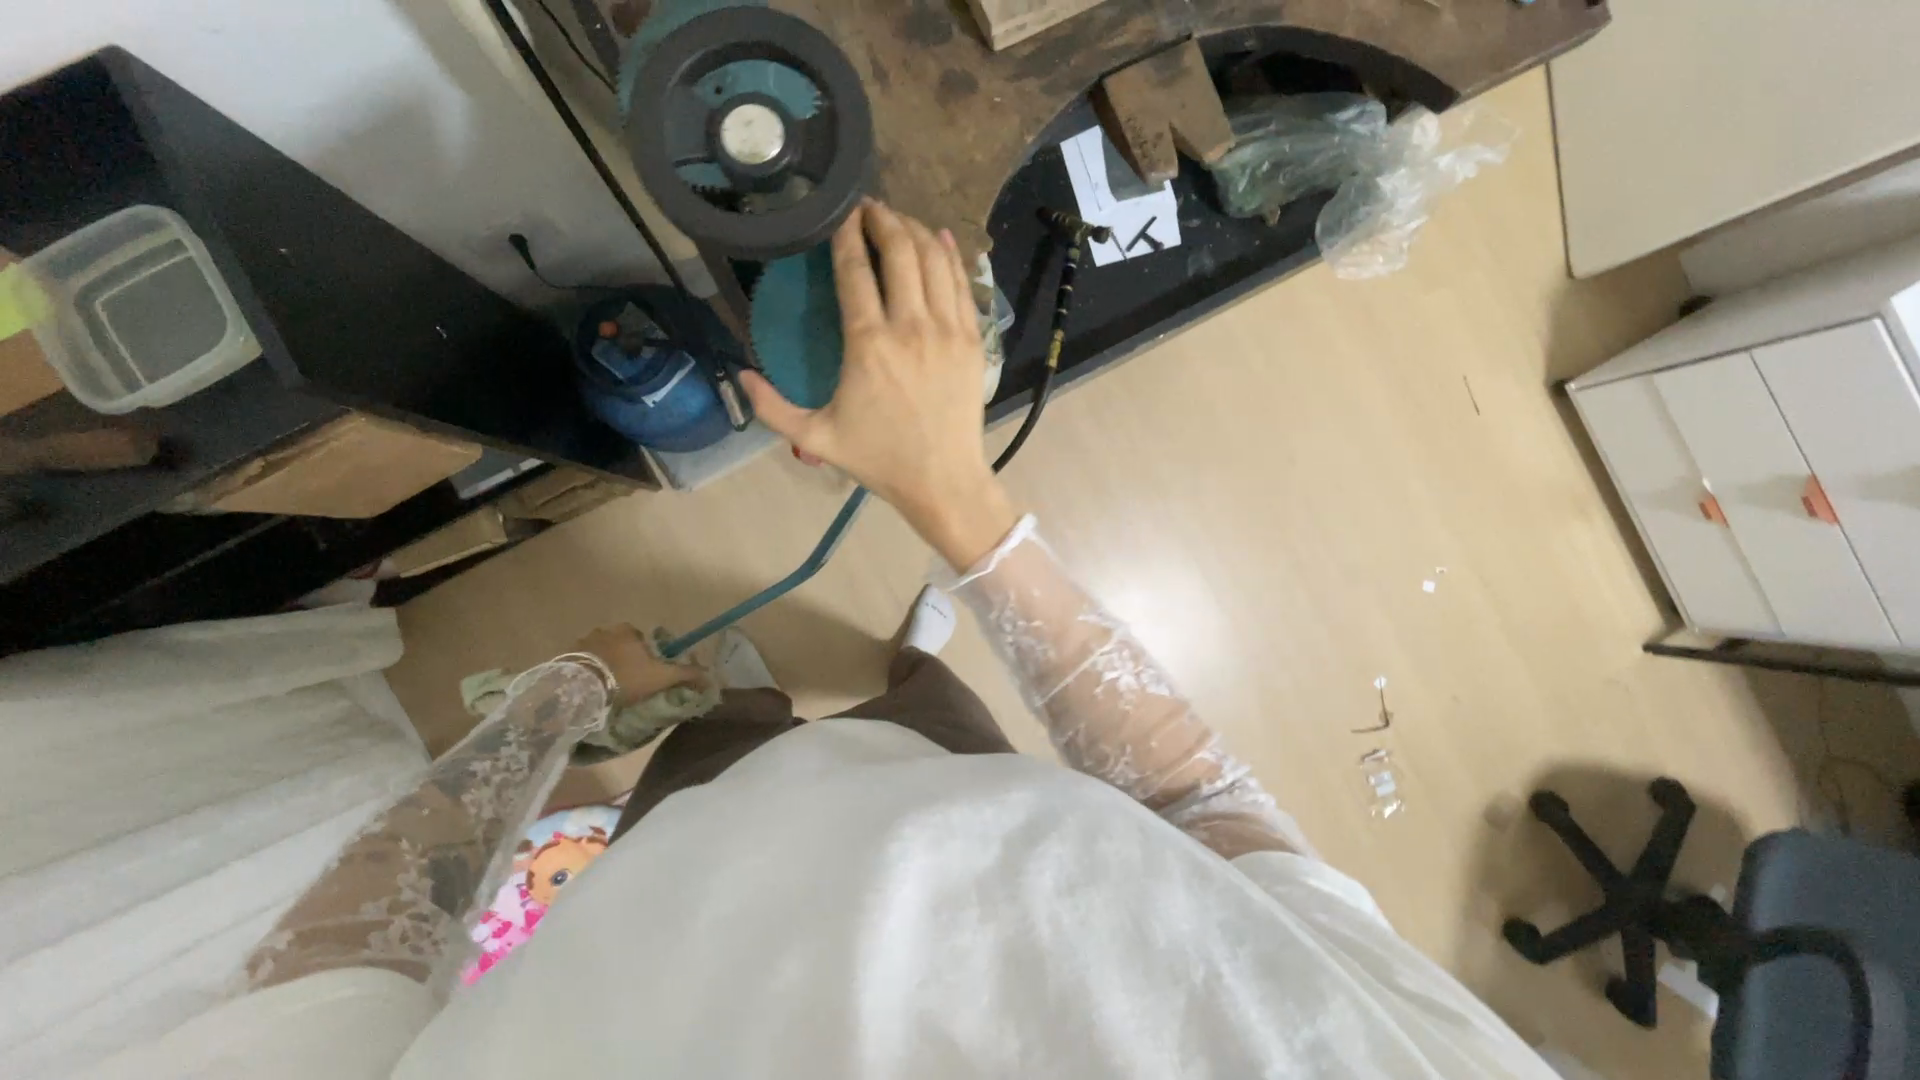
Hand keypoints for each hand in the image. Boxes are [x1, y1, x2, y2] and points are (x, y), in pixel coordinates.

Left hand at [572, 624, 705, 707]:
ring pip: (600, 653)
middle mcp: (605, 630)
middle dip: (623, 660)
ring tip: (605, 688)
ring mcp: (582, 642)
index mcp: (629, 630)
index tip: (644, 676)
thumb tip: (710, 677)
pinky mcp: (565, 655)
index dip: (645, 658)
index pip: (642, 640)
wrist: (582, 688)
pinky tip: (589, 687)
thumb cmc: (626, 678)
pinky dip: (586, 671)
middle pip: (620, 645)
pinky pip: (580, 662)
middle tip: (625, 684)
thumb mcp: (661, 677)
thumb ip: (685, 674)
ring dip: (603, 665)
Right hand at [740, 199, 1018, 568]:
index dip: (846, 234)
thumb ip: (773, 408)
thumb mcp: (815, 439)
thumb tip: (741, 375)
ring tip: (898, 220)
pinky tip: (939, 237)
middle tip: (868, 209)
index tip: (840, 214)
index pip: (854, 270)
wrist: (943, 480)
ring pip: (934, 259)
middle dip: (882, 220)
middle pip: (899, 251)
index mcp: (868, 344)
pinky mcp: (972, 340)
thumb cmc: (879, 459)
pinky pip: (962, 283)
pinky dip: (949, 254)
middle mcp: (910, 326)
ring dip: (915, 230)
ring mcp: (947, 330)